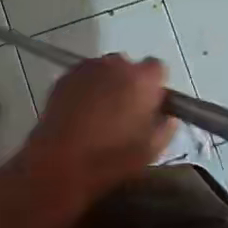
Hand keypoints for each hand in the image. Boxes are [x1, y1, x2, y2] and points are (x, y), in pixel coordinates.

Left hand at [20, 55, 176, 202]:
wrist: (60, 162)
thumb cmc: (111, 158)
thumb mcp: (151, 149)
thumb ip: (166, 126)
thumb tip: (167, 116)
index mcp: (142, 80)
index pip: (157, 68)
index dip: (154, 86)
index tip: (150, 104)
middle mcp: (115, 65)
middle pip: (129, 66)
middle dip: (129, 83)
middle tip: (124, 111)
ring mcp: (86, 67)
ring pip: (104, 69)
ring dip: (106, 83)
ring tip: (98, 113)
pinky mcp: (64, 76)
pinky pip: (82, 76)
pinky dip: (85, 87)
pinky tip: (80, 111)